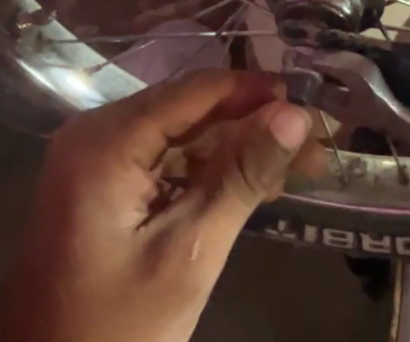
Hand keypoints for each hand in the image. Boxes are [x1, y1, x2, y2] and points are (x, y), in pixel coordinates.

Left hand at [0, 70, 319, 341]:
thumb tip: (297, 114)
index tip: (314, 102)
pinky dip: (207, 170)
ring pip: (182, 133)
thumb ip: (242, 176)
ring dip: (236, 147)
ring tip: (298, 166)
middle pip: (190, 108)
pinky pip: (163, 159)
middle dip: (253, 122)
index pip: (196, 91)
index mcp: (105, 141)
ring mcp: (94, 160)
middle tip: (314, 142)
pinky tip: (252, 184)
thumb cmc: (115, 331)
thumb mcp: (188, 254)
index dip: (257, 91)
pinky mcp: (100, 186)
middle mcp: (95, 133)